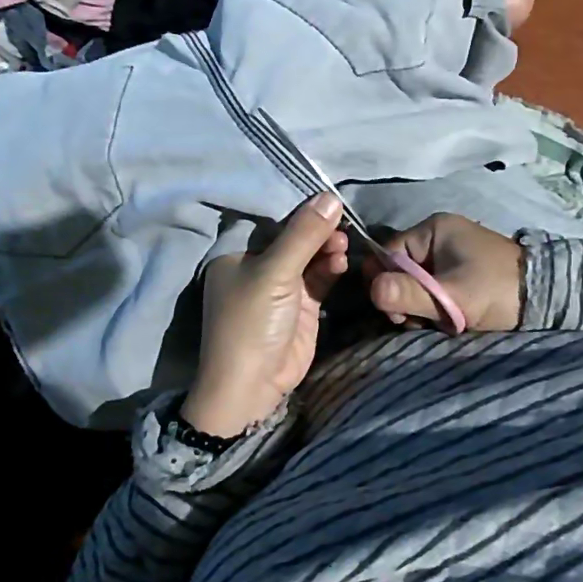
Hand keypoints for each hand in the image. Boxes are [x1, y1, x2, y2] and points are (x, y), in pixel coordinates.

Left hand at [181, 194, 348, 437]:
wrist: (252, 385)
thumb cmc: (251, 322)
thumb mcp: (274, 274)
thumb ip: (303, 235)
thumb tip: (331, 196)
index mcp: (238, 254)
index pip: (274, 223)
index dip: (302, 214)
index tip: (332, 204)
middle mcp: (259, 268)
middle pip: (296, 240)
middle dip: (320, 233)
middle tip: (343, 230)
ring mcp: (282, 288)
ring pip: (311, 258)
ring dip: (328, 251)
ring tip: (344, 247)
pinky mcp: (302, 307)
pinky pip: (320, 279)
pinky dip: (331, 269)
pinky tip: (342, 263)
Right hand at [368, 213, 522, 331]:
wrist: (545, 297)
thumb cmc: (496, 290)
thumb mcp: (452, 296)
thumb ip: (411, 294)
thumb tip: (372, 291)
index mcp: (433, 229)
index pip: (388, 255)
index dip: (386, 286)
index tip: (399, 315)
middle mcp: (439, 235)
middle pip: (401, 270)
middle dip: (407, 299)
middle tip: (423, 322)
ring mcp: (452, 252)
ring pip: (417, 282)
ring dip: (422, 305)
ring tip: (441, 321)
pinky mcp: (463, 269)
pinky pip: (435, 286)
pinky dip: (438, 303)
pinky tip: (449, 318)